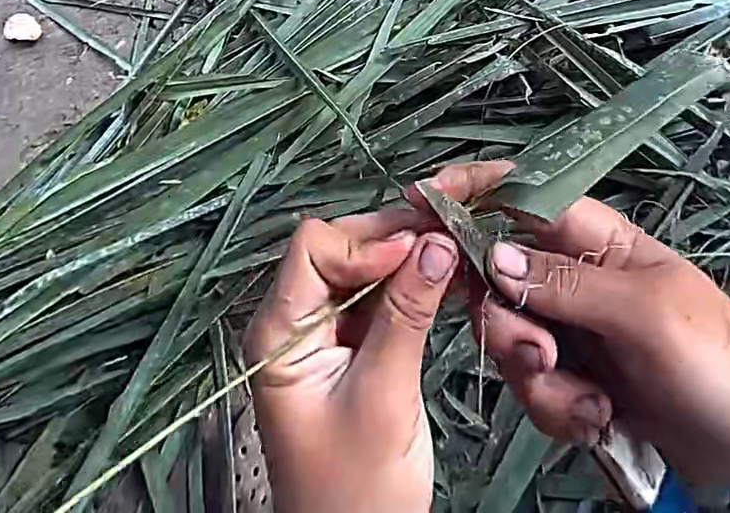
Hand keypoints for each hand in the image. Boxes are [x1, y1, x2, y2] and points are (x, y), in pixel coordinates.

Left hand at [245, 209, 459, 512]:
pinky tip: (443, 278)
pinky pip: (380, 293)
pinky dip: (411, 281)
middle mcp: (296, 320)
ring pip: (364, 266)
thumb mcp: (383, 397)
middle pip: (339, 248)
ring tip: (450, 254)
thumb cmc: (356, 492)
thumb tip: (437, 243)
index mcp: (279, 331)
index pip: (312, 248)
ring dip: (407, 257)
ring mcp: (325, 331)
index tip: (413, 251)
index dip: (363, 243)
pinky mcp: (353, 342)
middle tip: (443, 241)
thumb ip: (408, 314)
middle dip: (390, 241)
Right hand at [415, 161, 729, 486]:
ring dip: (537, 377)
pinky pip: (528, 382)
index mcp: (586, 232)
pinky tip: (599, 415)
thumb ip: (566, 283)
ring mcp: (563, 320)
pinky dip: (556, 407)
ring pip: (504, 334)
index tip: (422, 205)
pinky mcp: (567, 367)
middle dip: (505, 323)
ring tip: (590, 399)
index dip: (466, 189)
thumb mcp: (644, 312)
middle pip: (490, 273)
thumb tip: (493, 256)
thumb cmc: (717, 354)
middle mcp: (564, 269)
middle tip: (543, 354)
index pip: (514, 190)